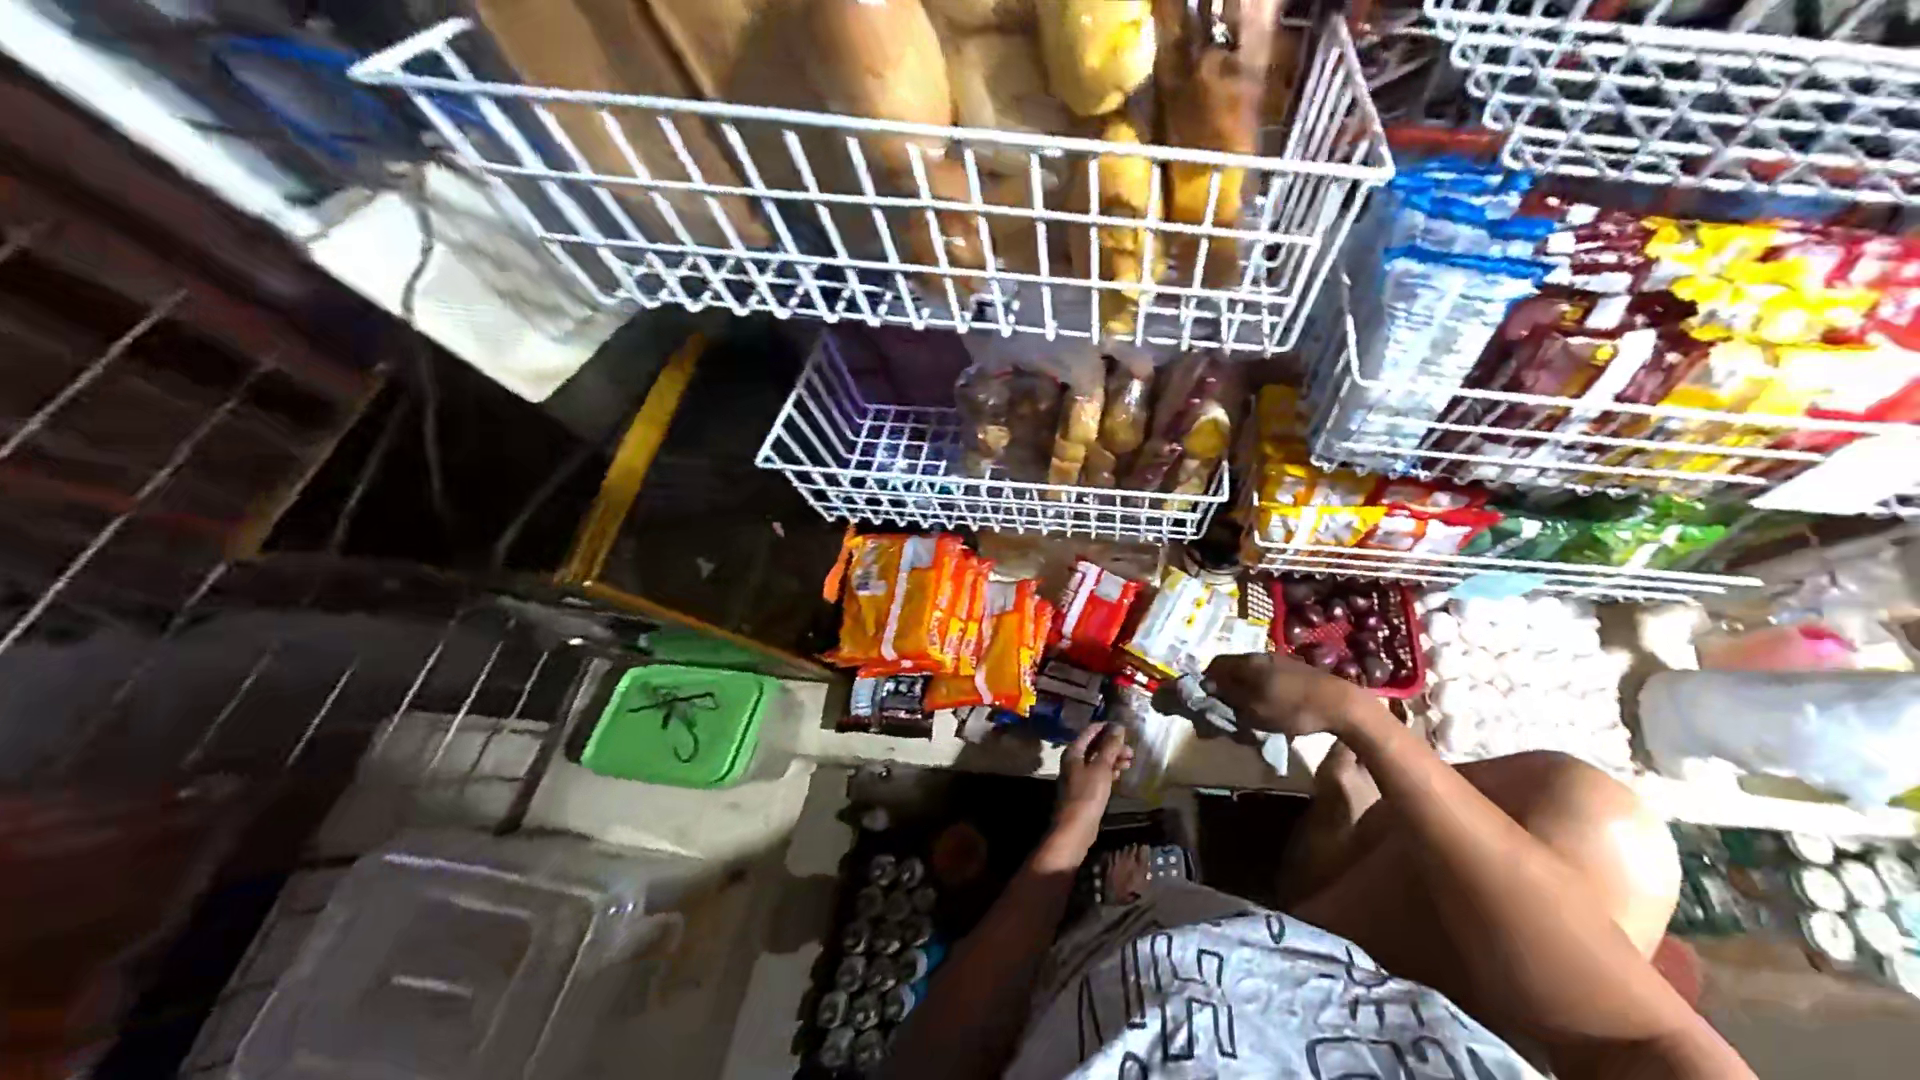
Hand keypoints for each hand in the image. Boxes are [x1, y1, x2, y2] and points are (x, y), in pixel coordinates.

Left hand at [1051, 722, 1132, 852]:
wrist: (1075, 827)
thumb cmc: (1087, 794)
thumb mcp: (1101, 767)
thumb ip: (1109, 746)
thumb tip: (1118, 726)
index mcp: (1073, 751)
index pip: (1090, 731)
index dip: (1107, 727)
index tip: (1126, 729)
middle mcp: (1073, 760)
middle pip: (1095, 745)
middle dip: (1113, 745)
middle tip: (1131, 751)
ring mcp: (1078, 775)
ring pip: (1097, 760)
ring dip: (1113, 758)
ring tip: (1130, 762)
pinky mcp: (1084, 789)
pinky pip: (1098, 773)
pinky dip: (1109, 771)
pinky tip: (1119, 773)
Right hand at [1204, 652, 1377, 738]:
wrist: (1341, 705)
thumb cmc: (1292, 708)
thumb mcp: (1254, 709)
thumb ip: (1228, 696)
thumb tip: (1208, 686)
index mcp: (1247, 662)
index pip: (1215, 664)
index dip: (1207, 681)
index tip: (1208, 700)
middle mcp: (1260, 656)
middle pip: (1233, 668)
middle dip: (1226, 686)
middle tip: (1227, 707)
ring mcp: (1280, 661)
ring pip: (1251, 673)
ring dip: (1244, 688)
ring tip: (1249, 709)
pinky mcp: (1295, 670)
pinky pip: (1267, 677)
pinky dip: (1261, 689)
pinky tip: (1269, 705)